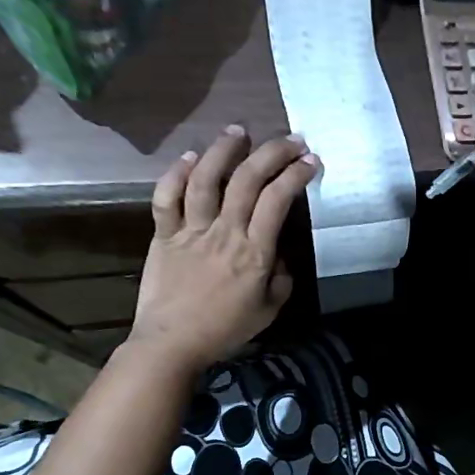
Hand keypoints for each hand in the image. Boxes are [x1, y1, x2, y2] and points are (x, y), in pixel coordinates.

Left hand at [127, 125, 319, 371]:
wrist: (171, 344)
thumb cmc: (224, 330)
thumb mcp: (268, 311)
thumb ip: (280, 279)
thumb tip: (279, 255)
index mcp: (253, 252)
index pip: (278, 200)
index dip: (296, 174)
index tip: (311, 161)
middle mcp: (224, 232)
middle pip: (248, 180)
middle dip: (272, 153)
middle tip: (289, 139)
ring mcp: (191, 230)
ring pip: (207, 179)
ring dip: (224, 150)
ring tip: (239, 131)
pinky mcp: (163, 234)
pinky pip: (166, 198)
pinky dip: (176, 174)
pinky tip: (190, 158)